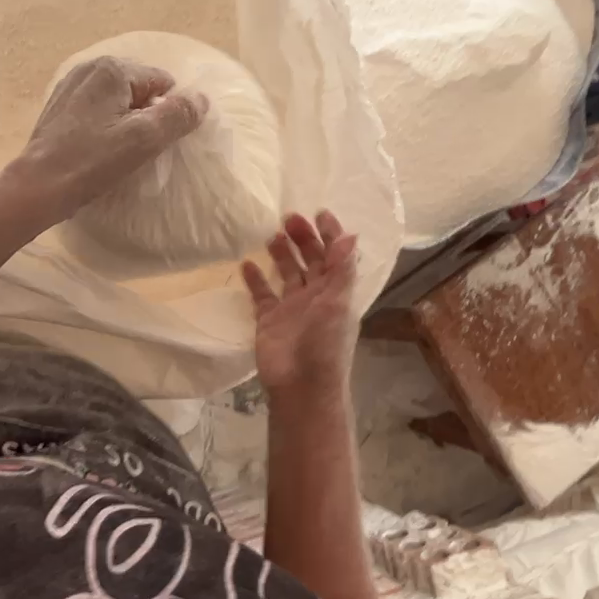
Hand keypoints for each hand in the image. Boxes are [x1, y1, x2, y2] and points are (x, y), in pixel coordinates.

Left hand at [2, 57, 205, 221]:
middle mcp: (90, 68)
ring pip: (116, 101)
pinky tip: (95, 149)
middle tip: (135, 149)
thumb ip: (177, 116)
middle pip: (139, 89)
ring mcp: (70, 86)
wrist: (38, 186)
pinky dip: (102, 126)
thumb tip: (200, 100)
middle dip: (144, 116)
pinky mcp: (58, 107)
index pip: (162, 83)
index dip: (166, 114)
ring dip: (123, 123)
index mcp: (113, 69)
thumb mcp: (143, 140)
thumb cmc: (92, 162)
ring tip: (115, 152)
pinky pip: (95, 110)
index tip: (153, 143)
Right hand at [243, 212, 358, 395]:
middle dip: (303, 238)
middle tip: (289, 218)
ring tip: (271, 235)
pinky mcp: (269, 320)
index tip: (319, 213)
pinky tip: (247, 263)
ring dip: (282, 254)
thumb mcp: (338, 304)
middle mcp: (315, 296)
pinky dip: (256, 279)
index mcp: (336, 292)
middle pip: (311, 260)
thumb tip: (351, 235)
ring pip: (288, 273)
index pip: (336, 256)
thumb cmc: (324, 345)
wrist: (300, 385)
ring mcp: (291, 308)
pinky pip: (262, 294)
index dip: (331, 234)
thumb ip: (342, 270)